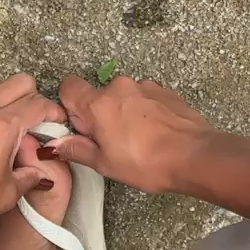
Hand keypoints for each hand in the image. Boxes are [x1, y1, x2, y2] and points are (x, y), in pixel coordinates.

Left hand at [0, 74, 63, 228]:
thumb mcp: (11, 192)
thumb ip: (31, 176)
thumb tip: (40, 172)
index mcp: (4, 126)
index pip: (39, 105)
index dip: (54, 112)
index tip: (58, 122)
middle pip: (19, 82)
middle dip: (35, 96)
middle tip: (38, 118)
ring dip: (8, 91)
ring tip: (12, 113)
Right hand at [52, 75, 216, 194]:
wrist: (195, 156)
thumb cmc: (148, 163)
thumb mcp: (106, 164)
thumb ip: (77, 149)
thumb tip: (55, 146)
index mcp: (99, 103)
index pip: (68, 87)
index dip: (71, 108)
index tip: (81, 129)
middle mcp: (120, 87)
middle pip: (97, 95)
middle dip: (98, 116)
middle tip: (110, 143)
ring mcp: (145, 86)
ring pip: (121, 97)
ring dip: (122, 114)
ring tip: (136, 142)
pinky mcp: (164, 91)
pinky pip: (143, 98)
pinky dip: (142, 113)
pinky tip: (152, 135)